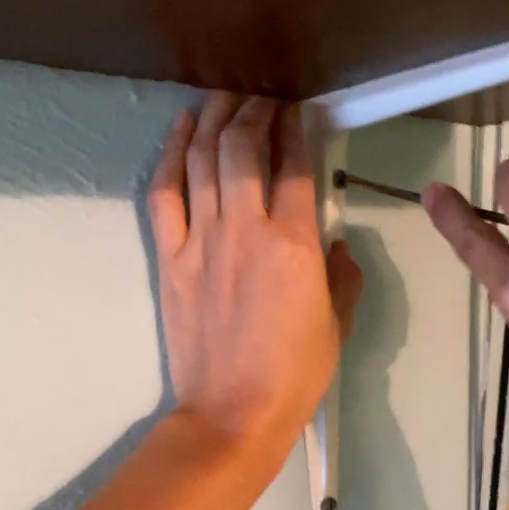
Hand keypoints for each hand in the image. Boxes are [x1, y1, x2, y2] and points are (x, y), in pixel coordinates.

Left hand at [148, 93, 361, 445]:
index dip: (296, 128)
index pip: (295, 165)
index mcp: (295, 245)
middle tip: (263, 97)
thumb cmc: (295, 375)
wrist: (233, 413)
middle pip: (244, 147)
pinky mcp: (171, 258)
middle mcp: (247, 229)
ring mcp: (202, 240)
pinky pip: (165, 192)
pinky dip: (172, 154)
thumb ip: (343, 274)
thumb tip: (332, 241)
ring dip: (216, 118)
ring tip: (226, 96)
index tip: (298, 110)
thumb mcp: (339, 324)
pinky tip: (183, 128)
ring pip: (205, 158)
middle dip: (255, 110)